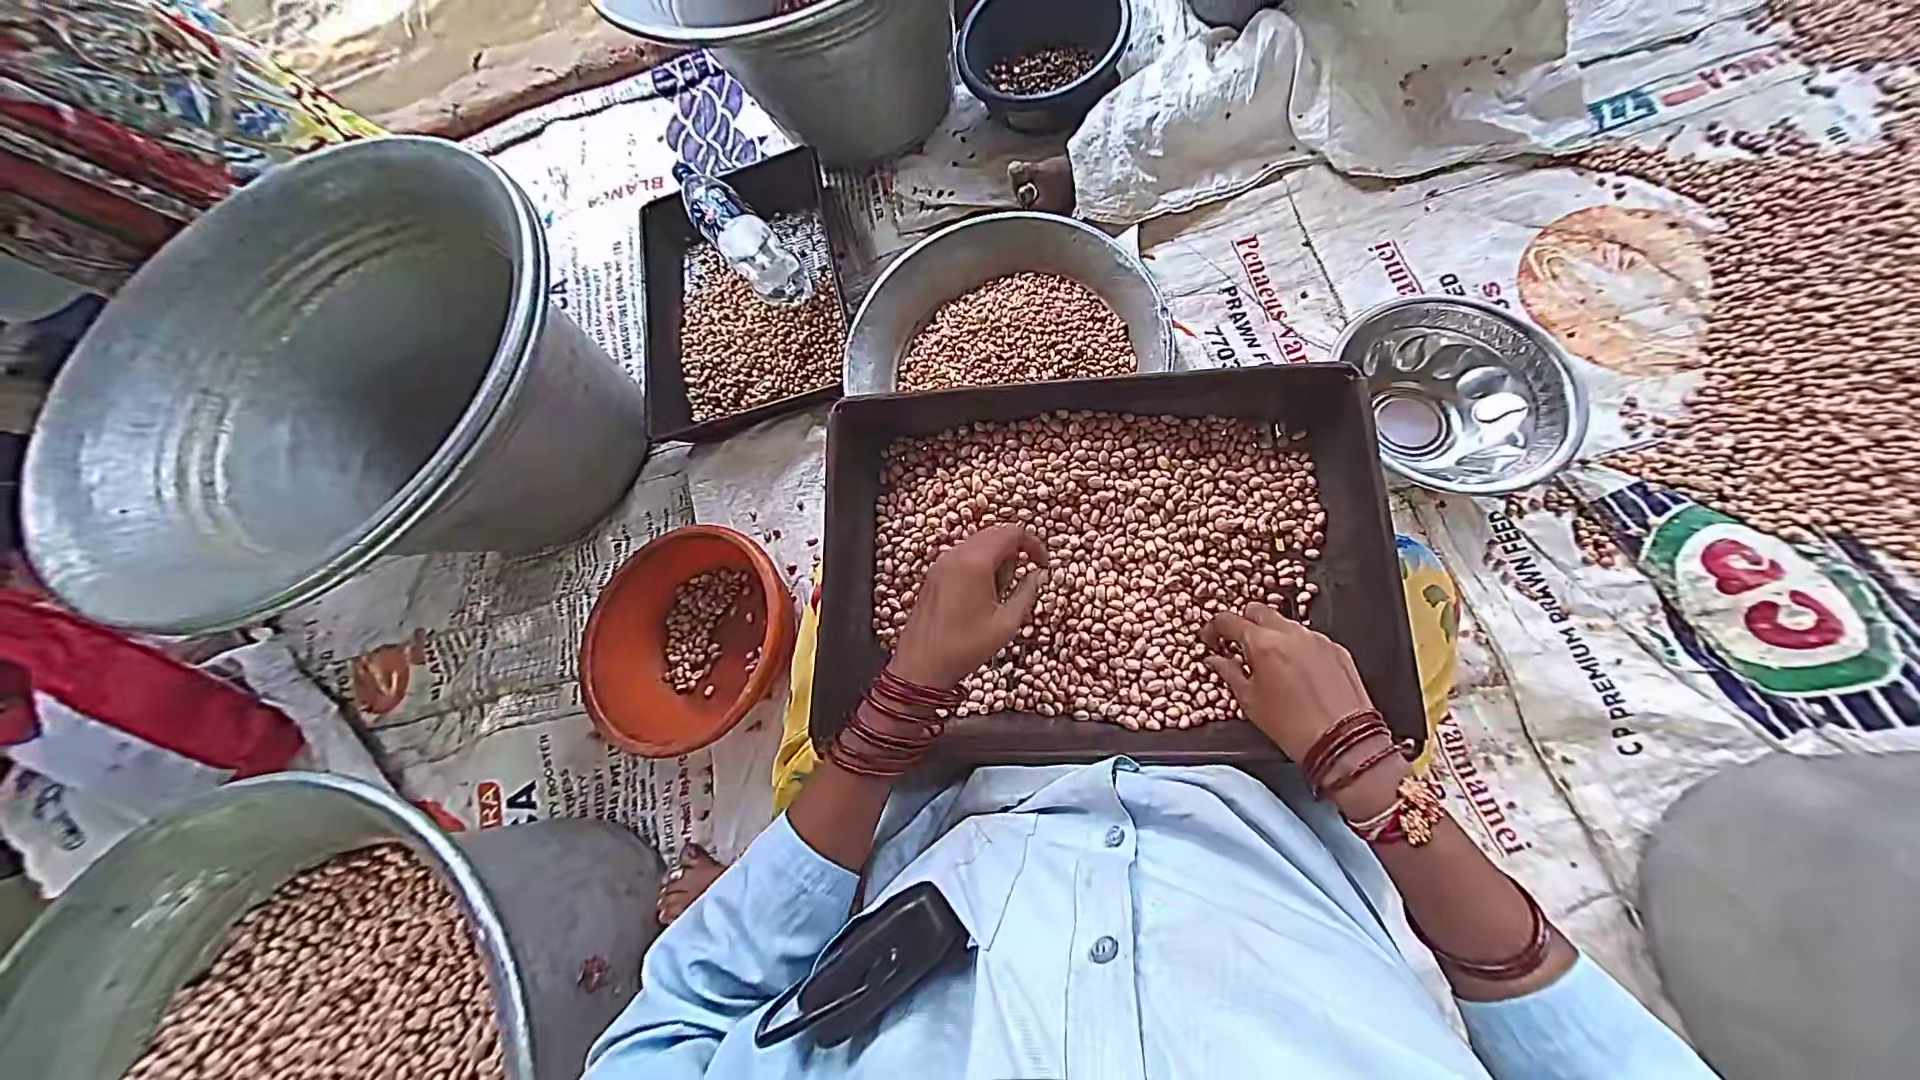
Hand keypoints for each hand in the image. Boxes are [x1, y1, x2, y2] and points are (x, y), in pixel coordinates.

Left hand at [889, 525, 1049, 690]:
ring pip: (978, 543)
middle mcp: (956, 555)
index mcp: (975, 563)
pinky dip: (979, 564)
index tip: (1043, 564)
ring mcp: (941, 563)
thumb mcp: (1006, 624)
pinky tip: (982, 593)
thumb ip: (1026, 593)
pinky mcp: (934, 575)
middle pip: (994, 533)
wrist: (920, 665)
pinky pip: (963, 556)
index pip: (1012, 533)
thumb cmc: (964, 647)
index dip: (1033, 544)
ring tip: (1001, 591)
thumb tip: (1038, 575)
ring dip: (997, 558)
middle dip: (1016, 549)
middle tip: (1024, 577)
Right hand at [1204, 603, 1374, 760]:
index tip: (1212, 638)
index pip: (1228, 620)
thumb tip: (1216, 661)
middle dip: (1244, 624)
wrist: (1344, 742)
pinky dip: (1296, 647)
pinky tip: (1295, 671)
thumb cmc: (1293, 725)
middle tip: (1238, 645)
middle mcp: (1290, 634)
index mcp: (1262, 643)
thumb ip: (1229, 673)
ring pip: (1284, 623)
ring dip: (1271, 635)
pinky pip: (1309, 638)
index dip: (1214, 628)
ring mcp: (1317, 639)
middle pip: (1257, 611)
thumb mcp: (1249, 700)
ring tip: (1268, 661)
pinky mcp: (1337, 650)